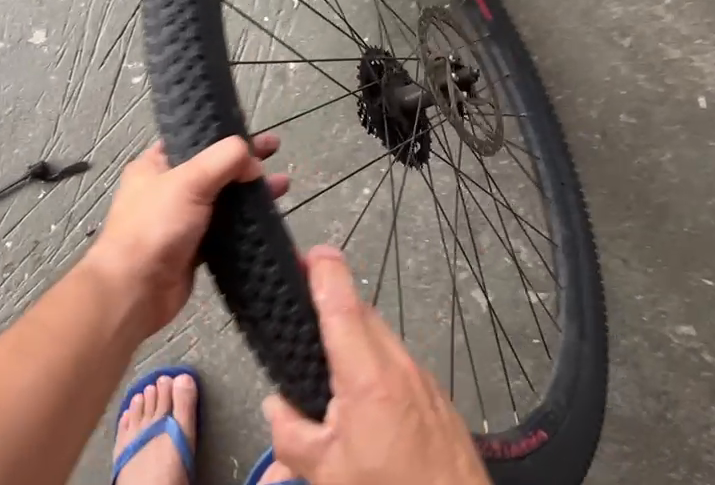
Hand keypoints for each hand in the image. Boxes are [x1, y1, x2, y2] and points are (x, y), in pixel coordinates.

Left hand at [83, 135, 288, 336]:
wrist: (135, 291)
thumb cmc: (155, 226)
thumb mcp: (189, 181)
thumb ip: (224, 160)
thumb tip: (252, 161)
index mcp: (156, 165)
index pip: (194, 139)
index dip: (223, 134)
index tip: (254, 132)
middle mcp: (168, 189)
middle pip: (214, 168)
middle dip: (245, 162)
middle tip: (275, 153)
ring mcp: (182, 220)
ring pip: (224, 199)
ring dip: (251, 192)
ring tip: (283, 186)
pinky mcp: (195, 248)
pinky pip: (226, 229)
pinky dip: (247, 222)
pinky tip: (269, 218)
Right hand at [260, 244, 489, 484]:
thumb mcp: (325, 472)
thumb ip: (290, 433)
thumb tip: (277, 408)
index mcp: (368, 376)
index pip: (342, 302)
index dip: (323, 269)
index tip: (309, 252)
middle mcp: (399, 366)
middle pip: (361, 315)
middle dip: (333, 309)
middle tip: (306, 320)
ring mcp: (423, 379)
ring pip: (382, 340)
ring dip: (356, 343)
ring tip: (331, 376)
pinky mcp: (436, 397)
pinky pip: (399, 366)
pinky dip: (377, 370)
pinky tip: (366, 406)